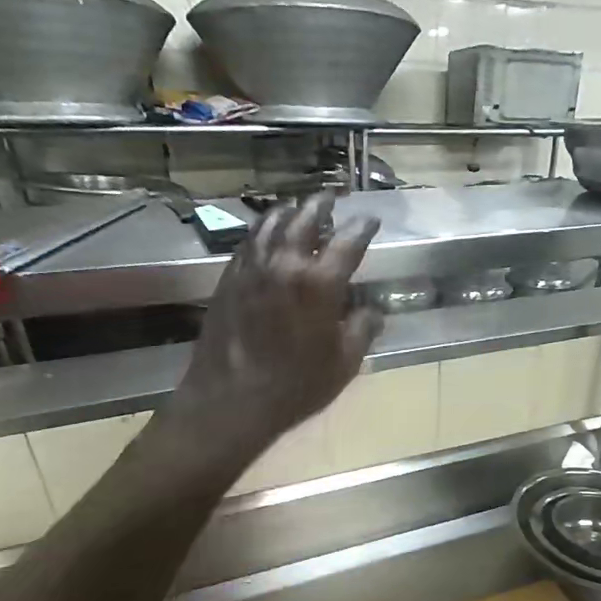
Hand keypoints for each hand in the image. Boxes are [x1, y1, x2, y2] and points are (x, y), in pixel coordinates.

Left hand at [168, 193, 382, 453]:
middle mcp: (285, 263)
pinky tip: (267, 234)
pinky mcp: (229, 278)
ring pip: (272, 223)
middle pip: (306, 219)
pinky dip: (263, 230)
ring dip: (290, 211)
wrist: (229, 401)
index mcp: (319, 283)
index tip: (371, 219)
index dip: (363, 226)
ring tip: (299, 208)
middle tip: (333, 199)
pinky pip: (250, 242)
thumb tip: (372, 312)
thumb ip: (362, 330)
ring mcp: (252, 267)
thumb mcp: (343, 364)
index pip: (348, 240)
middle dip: (323, 205)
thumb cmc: (294, 387)